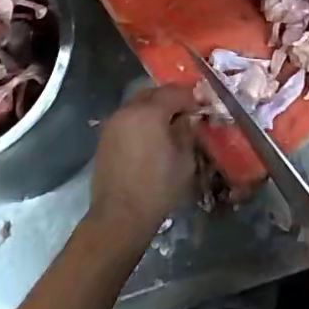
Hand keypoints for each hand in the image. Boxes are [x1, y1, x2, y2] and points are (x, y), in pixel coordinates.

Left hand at [87, 84, 196, 248]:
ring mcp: (113, 122)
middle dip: (171, 99)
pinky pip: (127, 118)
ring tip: (169, 125)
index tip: (203, 106)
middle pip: (153, 93)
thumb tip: (188, 117)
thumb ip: (187, 131)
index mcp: (150, 112)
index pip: (175, 92)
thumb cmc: (158, 188)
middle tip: (187, 113)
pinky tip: (150, 137)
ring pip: (138, 104)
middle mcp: (128, 110)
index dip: (191, 96)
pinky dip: (141, 120)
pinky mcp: (105, 137)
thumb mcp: (184, 160)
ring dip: (155, 108)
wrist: (120, 216)